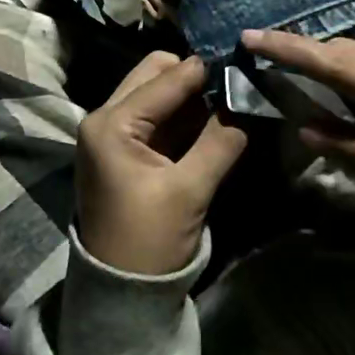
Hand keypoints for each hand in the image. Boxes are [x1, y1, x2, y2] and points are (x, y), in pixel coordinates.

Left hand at [76, 52, 248, 273]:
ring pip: (159, 92)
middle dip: (196, 75)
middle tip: (236, 81)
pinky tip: (217, 116)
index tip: (245, 60)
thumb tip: (247, 99)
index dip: (207, 68)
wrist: (120, 294)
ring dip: (193, 93)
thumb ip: (220, 140)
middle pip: (156, 74)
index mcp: (111, 124)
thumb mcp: (189, 190)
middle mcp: (106, 118)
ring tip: (234, 93)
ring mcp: (115, 133)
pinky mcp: (128, 149)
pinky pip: (160, 116)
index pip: (167, 78)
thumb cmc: (149, 242)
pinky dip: (186, 113)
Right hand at [240, 29, 354, 226]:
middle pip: (349, 51)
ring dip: (328, 56)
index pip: (340, 65)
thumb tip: (307, 126)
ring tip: (292, 68)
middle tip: (262, 53)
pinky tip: (338, 83)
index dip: (293, 50)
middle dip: (304, 49)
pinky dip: (352, 65)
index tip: (253, 37)